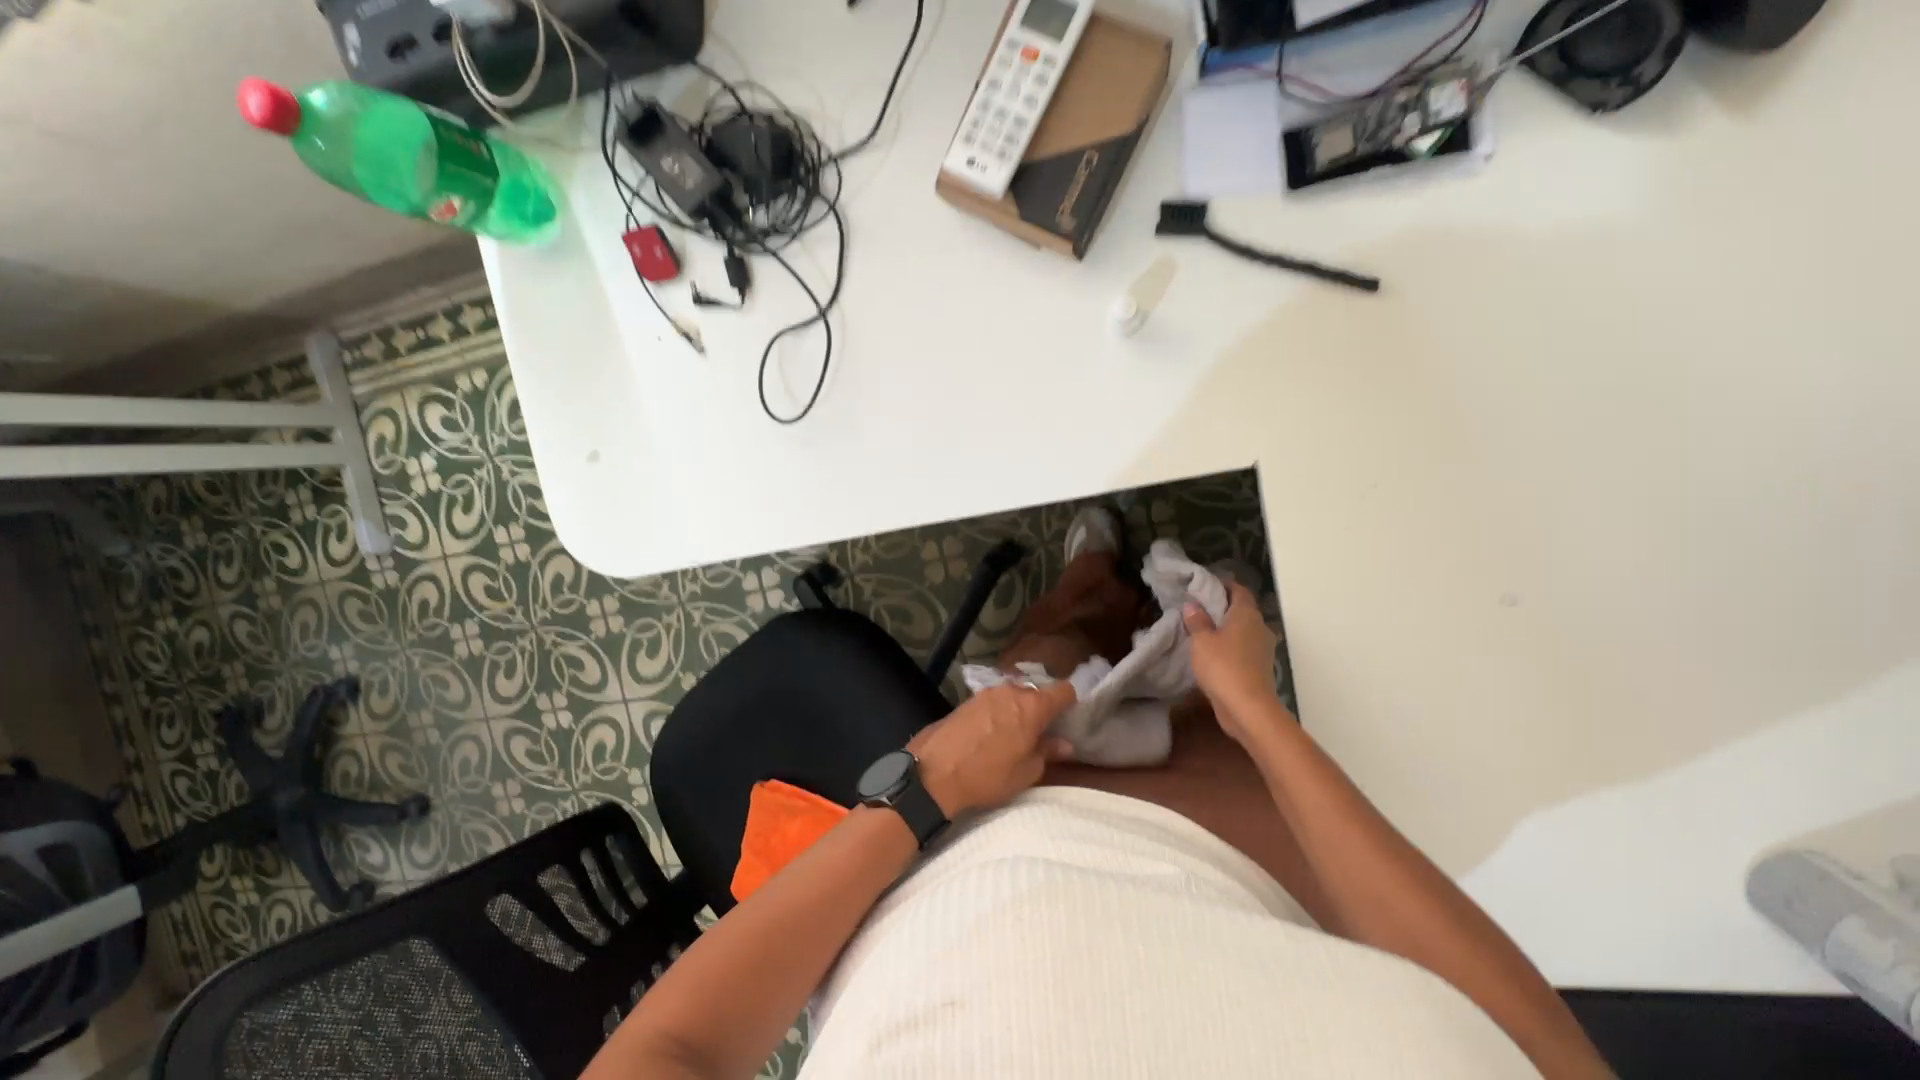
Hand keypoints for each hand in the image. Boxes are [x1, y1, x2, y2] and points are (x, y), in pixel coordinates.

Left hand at [908, 681, 1076, 817]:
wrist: (935, 773)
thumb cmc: (989, 775)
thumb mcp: (1026, 772)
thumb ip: (1048, 752)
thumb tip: (1064, 743)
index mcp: (1032, 705)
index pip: (1064, 690)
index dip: (1070, 703)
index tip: (1068, 719)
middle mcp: (1010, 691)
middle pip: (1036, 693)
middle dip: (1041, 709)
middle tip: (1040, 733)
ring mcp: (986, 693)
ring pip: (1012, 696)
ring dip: (1017, 711)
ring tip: (1014, 735)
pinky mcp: (966, 701)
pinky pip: (993, 702)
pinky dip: (998, 713)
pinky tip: (991, 734)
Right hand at [1183, 583, 1283, 741]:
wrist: (1248, 708)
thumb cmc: (1223, 666)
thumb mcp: (1201, 641)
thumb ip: (1197, 621)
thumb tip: (1193, 605)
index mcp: (1247, 614)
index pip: (1239, 590)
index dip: (1223, 585)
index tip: (1204, 587)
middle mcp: (1260, 627)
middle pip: (1242, 610)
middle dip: (1222, 609)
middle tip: (1198, 610)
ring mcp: (1263, 649)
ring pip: (1243, 631)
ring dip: (1226, 630)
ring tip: (1202, 634)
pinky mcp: (1260, 668)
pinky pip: (1243, 649)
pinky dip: (1230, 648)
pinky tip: (1212, 655)